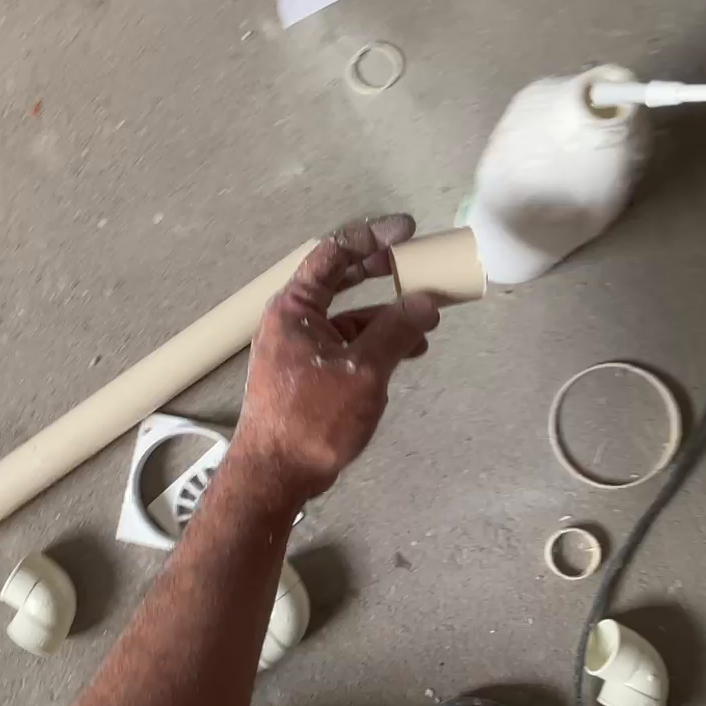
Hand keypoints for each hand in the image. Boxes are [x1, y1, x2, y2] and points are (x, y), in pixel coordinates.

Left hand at [230, 214, 441, 503]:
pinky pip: (348, 345)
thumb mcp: (363, 371)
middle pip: (341, 280)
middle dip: (383, 272)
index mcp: (295, 307)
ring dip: (387, 315)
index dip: (371, 236)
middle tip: (419, 265)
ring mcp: (301, 348)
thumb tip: (425, 302)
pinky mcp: (311, 373)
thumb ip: (396, 331)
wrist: (277, 473)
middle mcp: (294, 320)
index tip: (408, 232)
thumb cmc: (312, 417)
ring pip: (349, 317)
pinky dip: (377, 344)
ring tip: (428, 321)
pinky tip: (408, 353)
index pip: (333, 253)